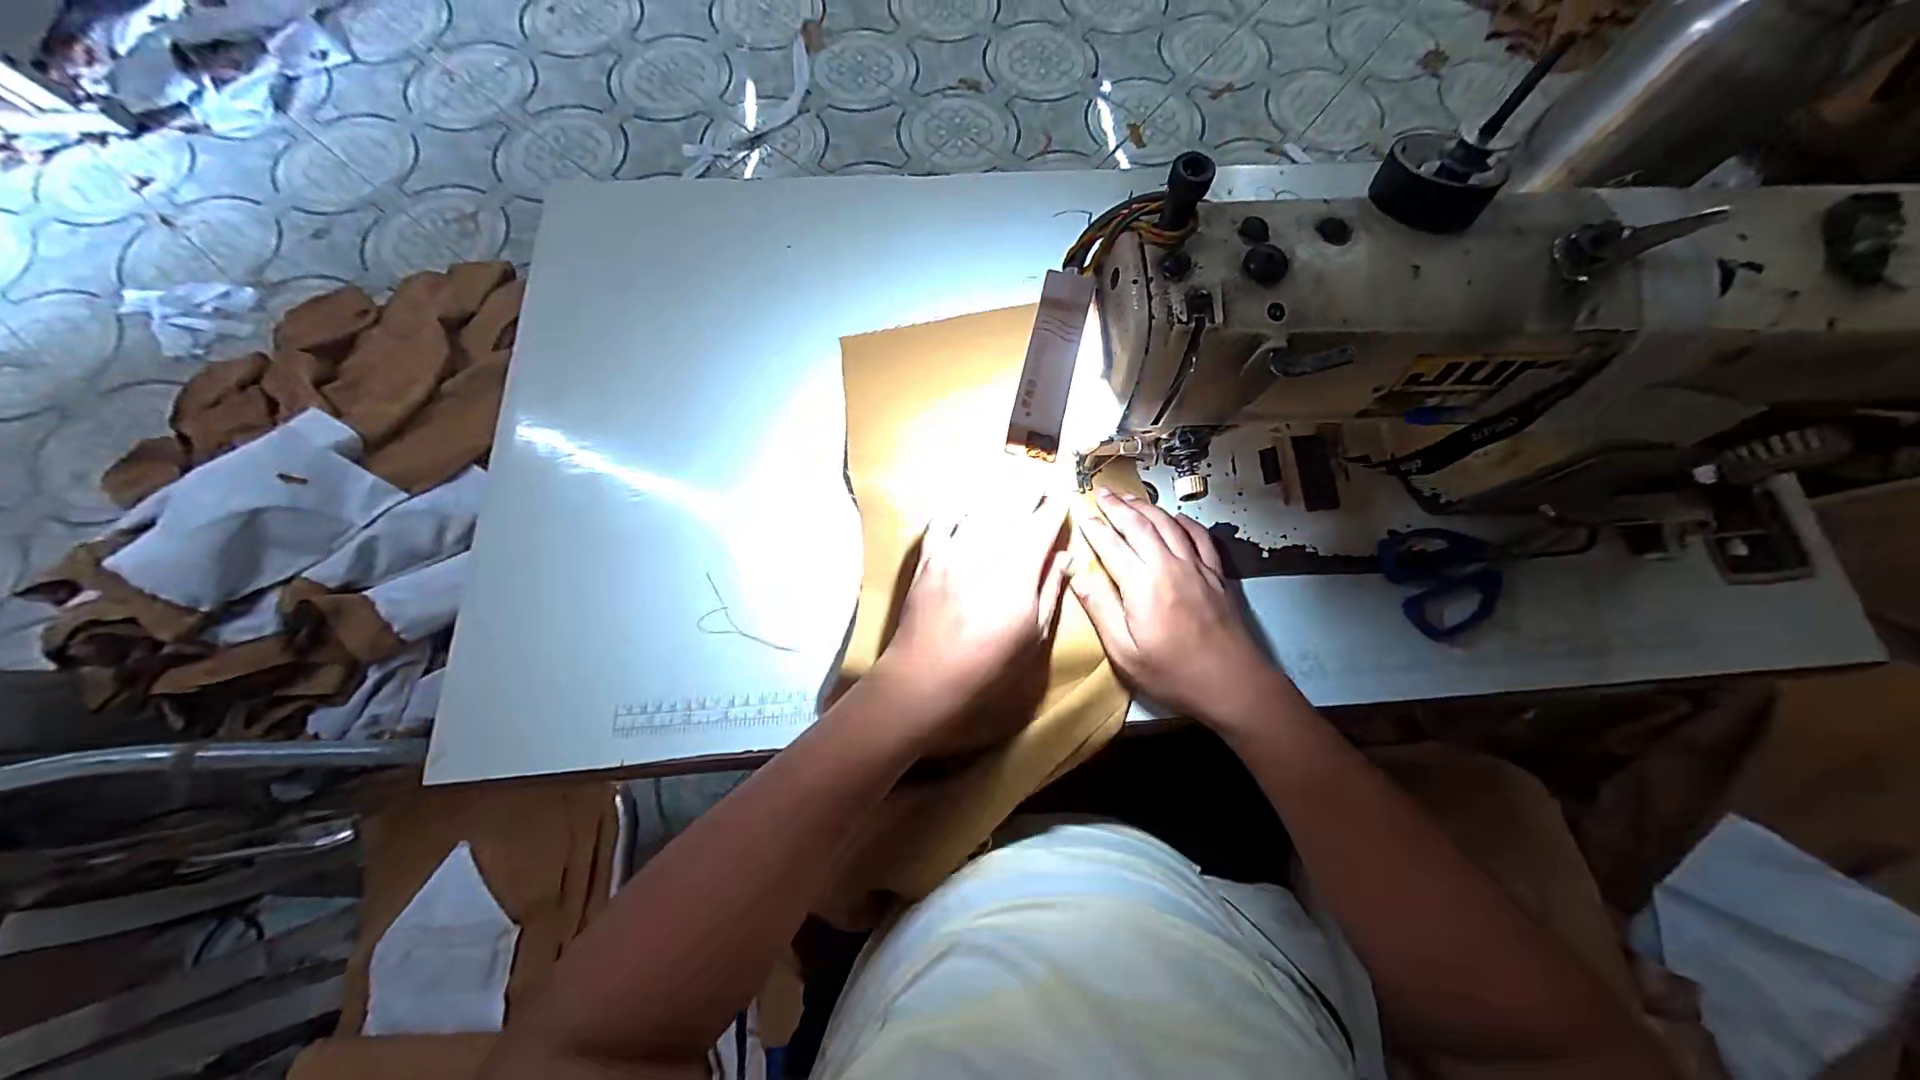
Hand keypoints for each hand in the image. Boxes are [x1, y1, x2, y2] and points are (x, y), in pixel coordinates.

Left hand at [870, 494, 1069, 747]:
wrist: (927, 675)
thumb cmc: (990, 661)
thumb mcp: (1034, 632)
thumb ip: (1051, 588)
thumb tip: (1066, 556)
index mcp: (1020, 563)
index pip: (1044, 520)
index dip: (1056, 505)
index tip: (1063, 495)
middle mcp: (987, 545)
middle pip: (1012, 507)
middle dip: (1028, 496)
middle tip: (1038, 490)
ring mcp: (953, 548)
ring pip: (979, 509)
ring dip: (996, 500)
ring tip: (1005, 496)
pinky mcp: (927, 557)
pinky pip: (943, 521)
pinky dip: (957, 512)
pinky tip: (963, 512)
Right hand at [1070, 489, 1292, 724]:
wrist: (1233, 684)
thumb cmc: (1173, 674)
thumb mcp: (1125, 652)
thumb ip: (1101, 610)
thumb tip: (1078, 577)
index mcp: (1142, 585)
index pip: (1112, 545)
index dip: (1095, 528)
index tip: (1082, 516)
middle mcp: (1169, 567)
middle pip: (1140, 525)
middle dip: (1118, 507)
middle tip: (1102, 493)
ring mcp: (1197, 568)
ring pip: (1168, 525)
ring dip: (1146, 507)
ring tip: (1129, 498)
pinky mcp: (1216, 576)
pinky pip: (1199, 538)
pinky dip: (1185, 522)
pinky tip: (1176, 517)